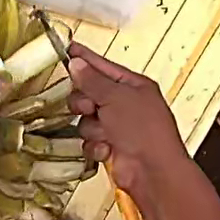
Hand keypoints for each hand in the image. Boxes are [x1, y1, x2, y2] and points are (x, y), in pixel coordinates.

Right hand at [66, 44, 190, 199]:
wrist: (152, 171)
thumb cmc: (143, 129)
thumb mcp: (116, 97)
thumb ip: (92, 80)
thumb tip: (76, 63)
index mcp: (133, 86)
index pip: (103, 67)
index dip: (85, 59)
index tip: (68, 49)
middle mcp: (125, 105)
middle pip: (88, 94)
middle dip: (85, 102)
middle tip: (90, 107)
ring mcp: (117, 127)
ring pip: (85, 120)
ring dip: (93, 128)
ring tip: (106, 134)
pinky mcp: (109, 147)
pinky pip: (89, 141)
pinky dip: (96, 146)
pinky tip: (107, 150)